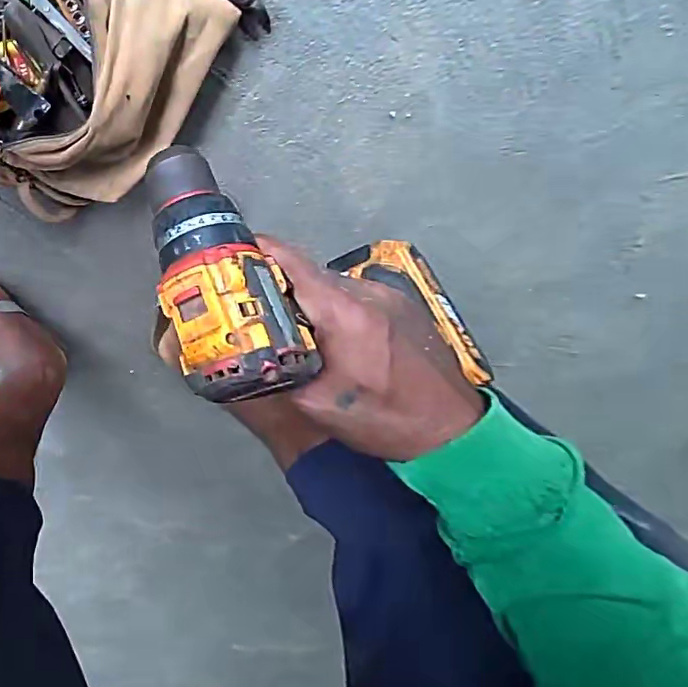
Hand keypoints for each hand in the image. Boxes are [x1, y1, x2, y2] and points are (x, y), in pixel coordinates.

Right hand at [241, 236, 487, 460]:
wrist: (457, 435)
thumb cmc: (388, 420)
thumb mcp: (316, 404)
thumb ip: (277, 372)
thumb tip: (243, 354)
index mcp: (344, 314)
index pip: (291, 262)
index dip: (257, 252)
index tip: (229, 254)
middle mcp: (366, 294)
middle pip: (305, 269)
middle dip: (271, 278)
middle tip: (244, 296)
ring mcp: (387, 296)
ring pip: (327, 281)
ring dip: (301, 294)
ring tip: (280, 319)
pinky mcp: (400, 305)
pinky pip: (350, 293)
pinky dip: (327, 303)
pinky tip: (321, 331)